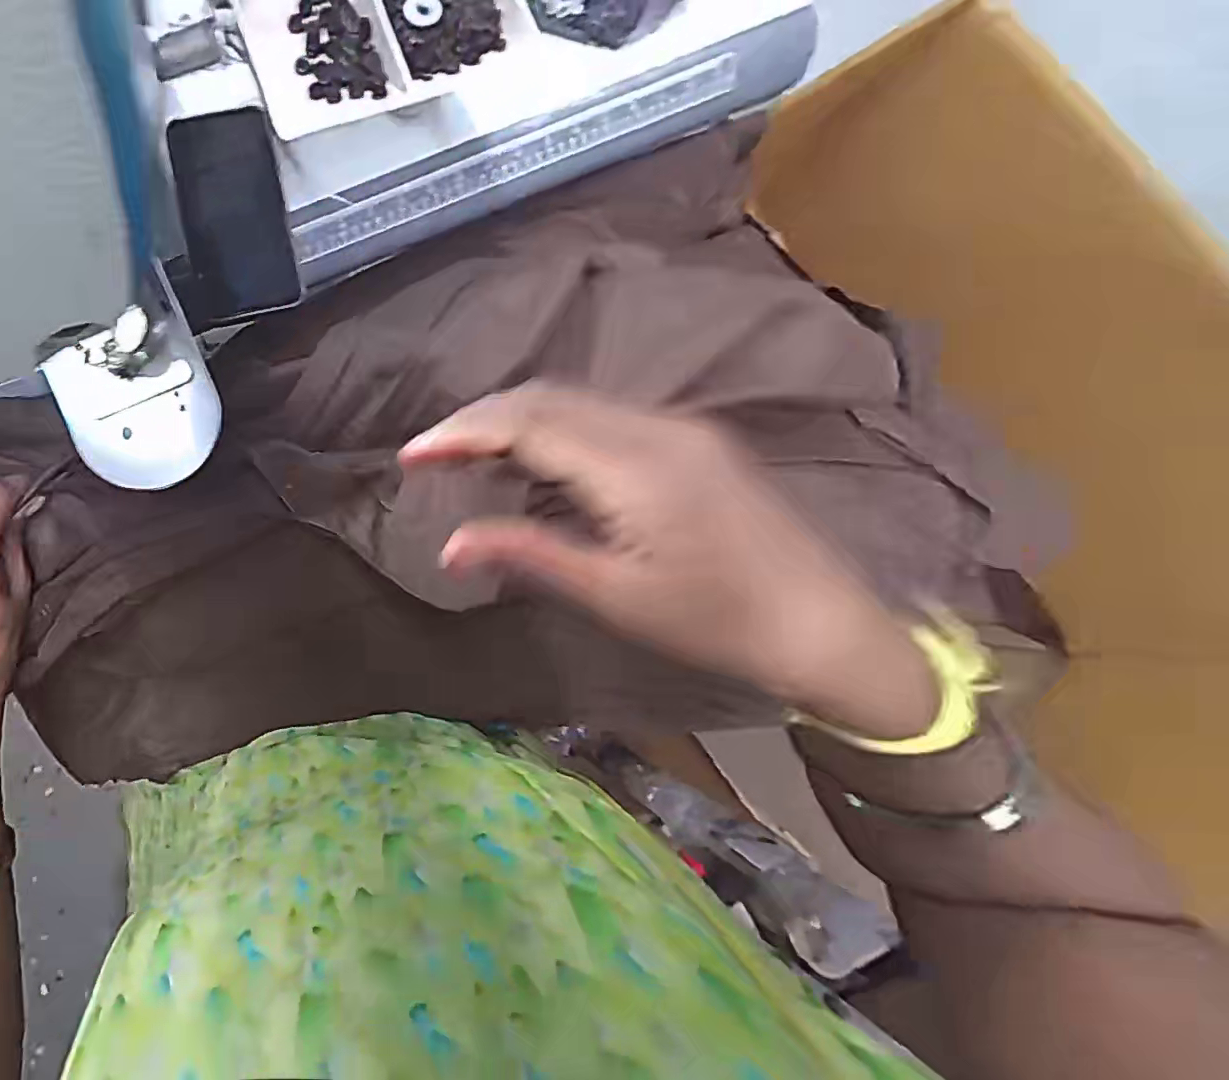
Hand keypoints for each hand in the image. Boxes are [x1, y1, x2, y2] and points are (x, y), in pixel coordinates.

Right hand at [399, 383, 935, 740]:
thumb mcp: (612, 596)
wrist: (827, 626)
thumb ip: (527, 554)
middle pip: (545, 399)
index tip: (410, 456)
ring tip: (460, 453)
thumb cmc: (716, 623)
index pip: (528, 425)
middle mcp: (657, 428)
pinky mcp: (686, 438)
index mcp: (638, 467)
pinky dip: (545, 427)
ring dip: (508, 419)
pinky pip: (597, 415)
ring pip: (570, 400)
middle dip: (476, 419)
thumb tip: (447, 548)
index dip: (461, 434)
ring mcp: (677, 427)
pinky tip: (524, 456)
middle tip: (427, 453)